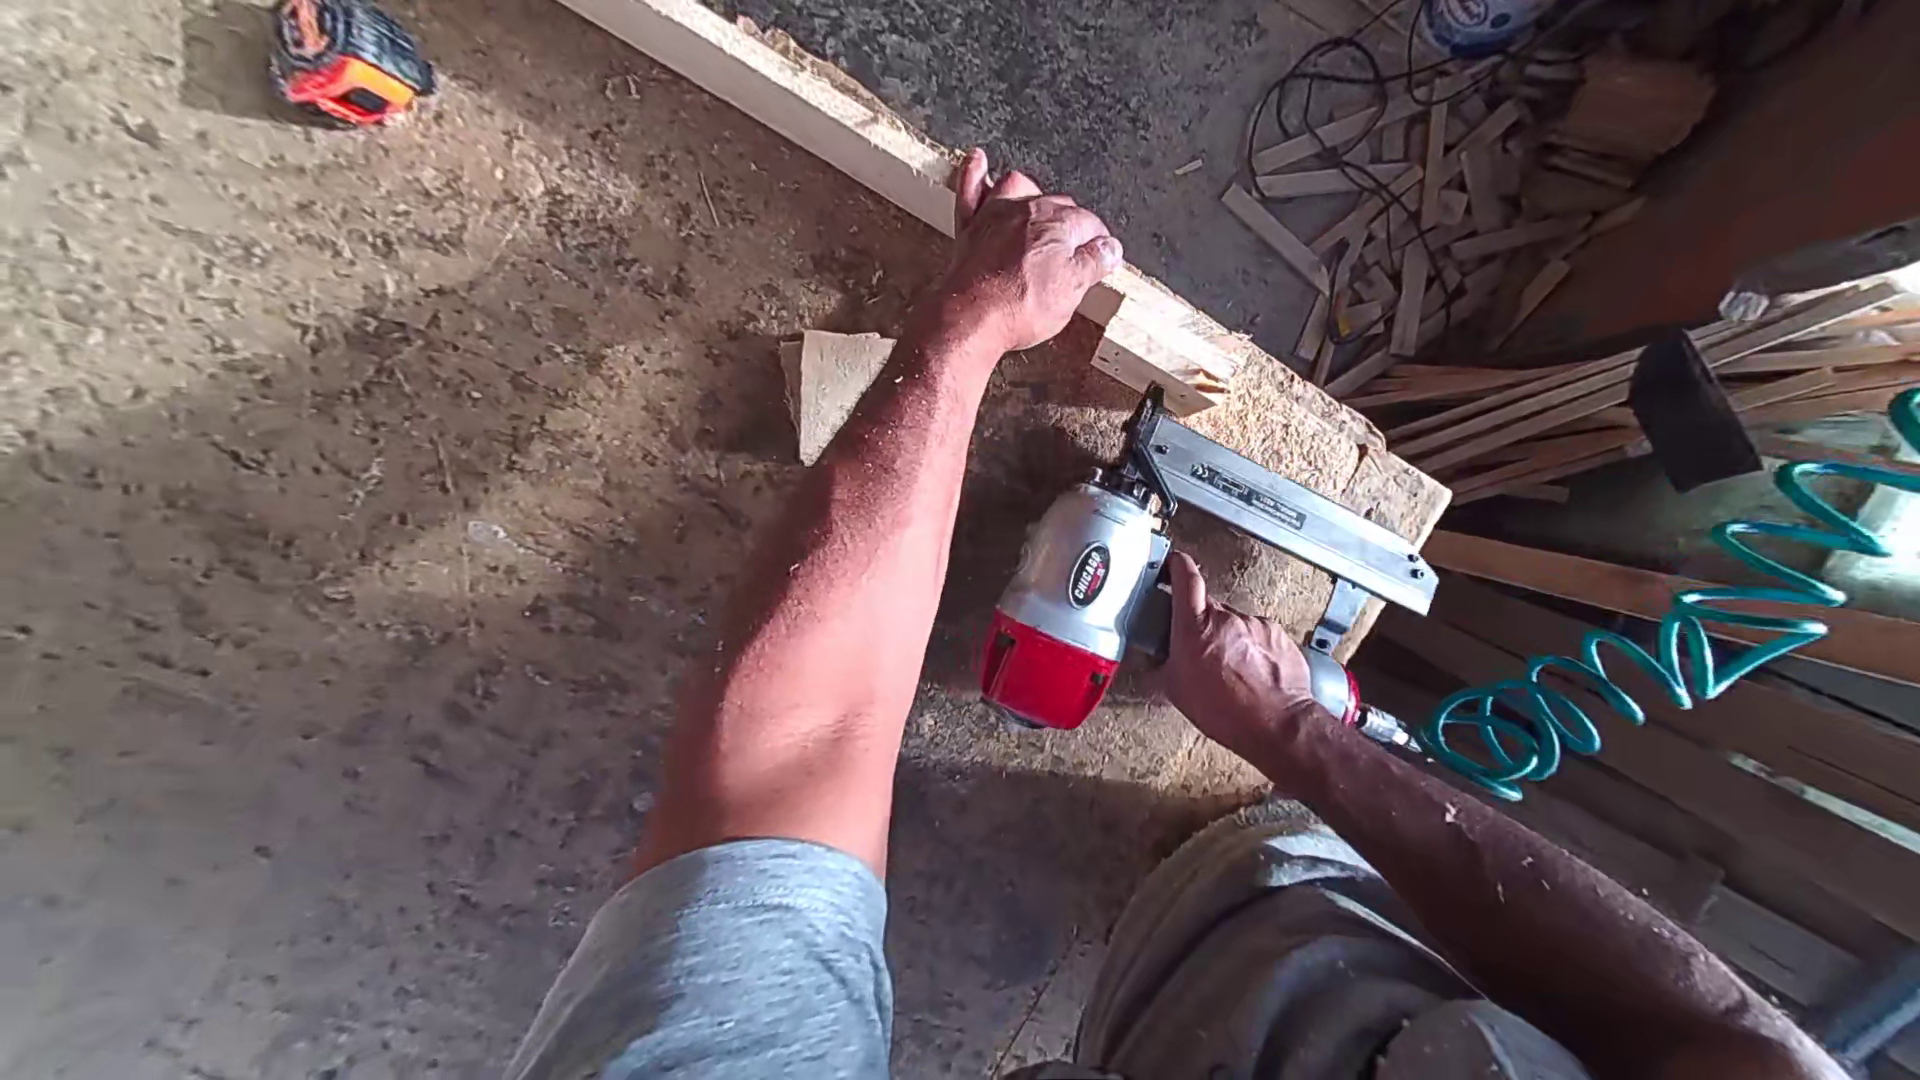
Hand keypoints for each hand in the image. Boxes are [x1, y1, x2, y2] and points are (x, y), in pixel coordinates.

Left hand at [923, 148, 1122, 354]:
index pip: (1090, 224)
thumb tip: (1110, 249)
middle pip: (1058, 207)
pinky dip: (975, 175)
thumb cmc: (1019, 307)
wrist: (971, 318)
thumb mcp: (1072, 290)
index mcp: (1059, 223)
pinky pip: (971, 190)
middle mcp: (1028, 210)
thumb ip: (1094, 264)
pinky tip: (979, 162)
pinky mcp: (970, 230)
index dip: (1099, 245)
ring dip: (1032, 196)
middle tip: (1074, 254)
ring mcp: (996, 216)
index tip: (1102, 259)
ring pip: (1018, 189)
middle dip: (1071, 226)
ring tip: (1041, 215)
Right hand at [1163, 553, 1328, 761]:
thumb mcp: (1175, 688)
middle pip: (1207, 606)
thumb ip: (1163, 662)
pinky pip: (1257, 634)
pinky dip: (1251, 647)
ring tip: (1229, 668)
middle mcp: (1225, 618)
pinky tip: (1250, 671)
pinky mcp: (1277, 635)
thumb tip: (1155, 659)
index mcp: (1194, 626)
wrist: (1277, 725)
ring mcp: (1254, 624)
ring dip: (1228, 638)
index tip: (1171, 562)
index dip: (1176, 564)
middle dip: (1201, 623)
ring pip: (1233, 622)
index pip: (1185, 576)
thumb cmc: (1226, 710)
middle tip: (1198, 647)